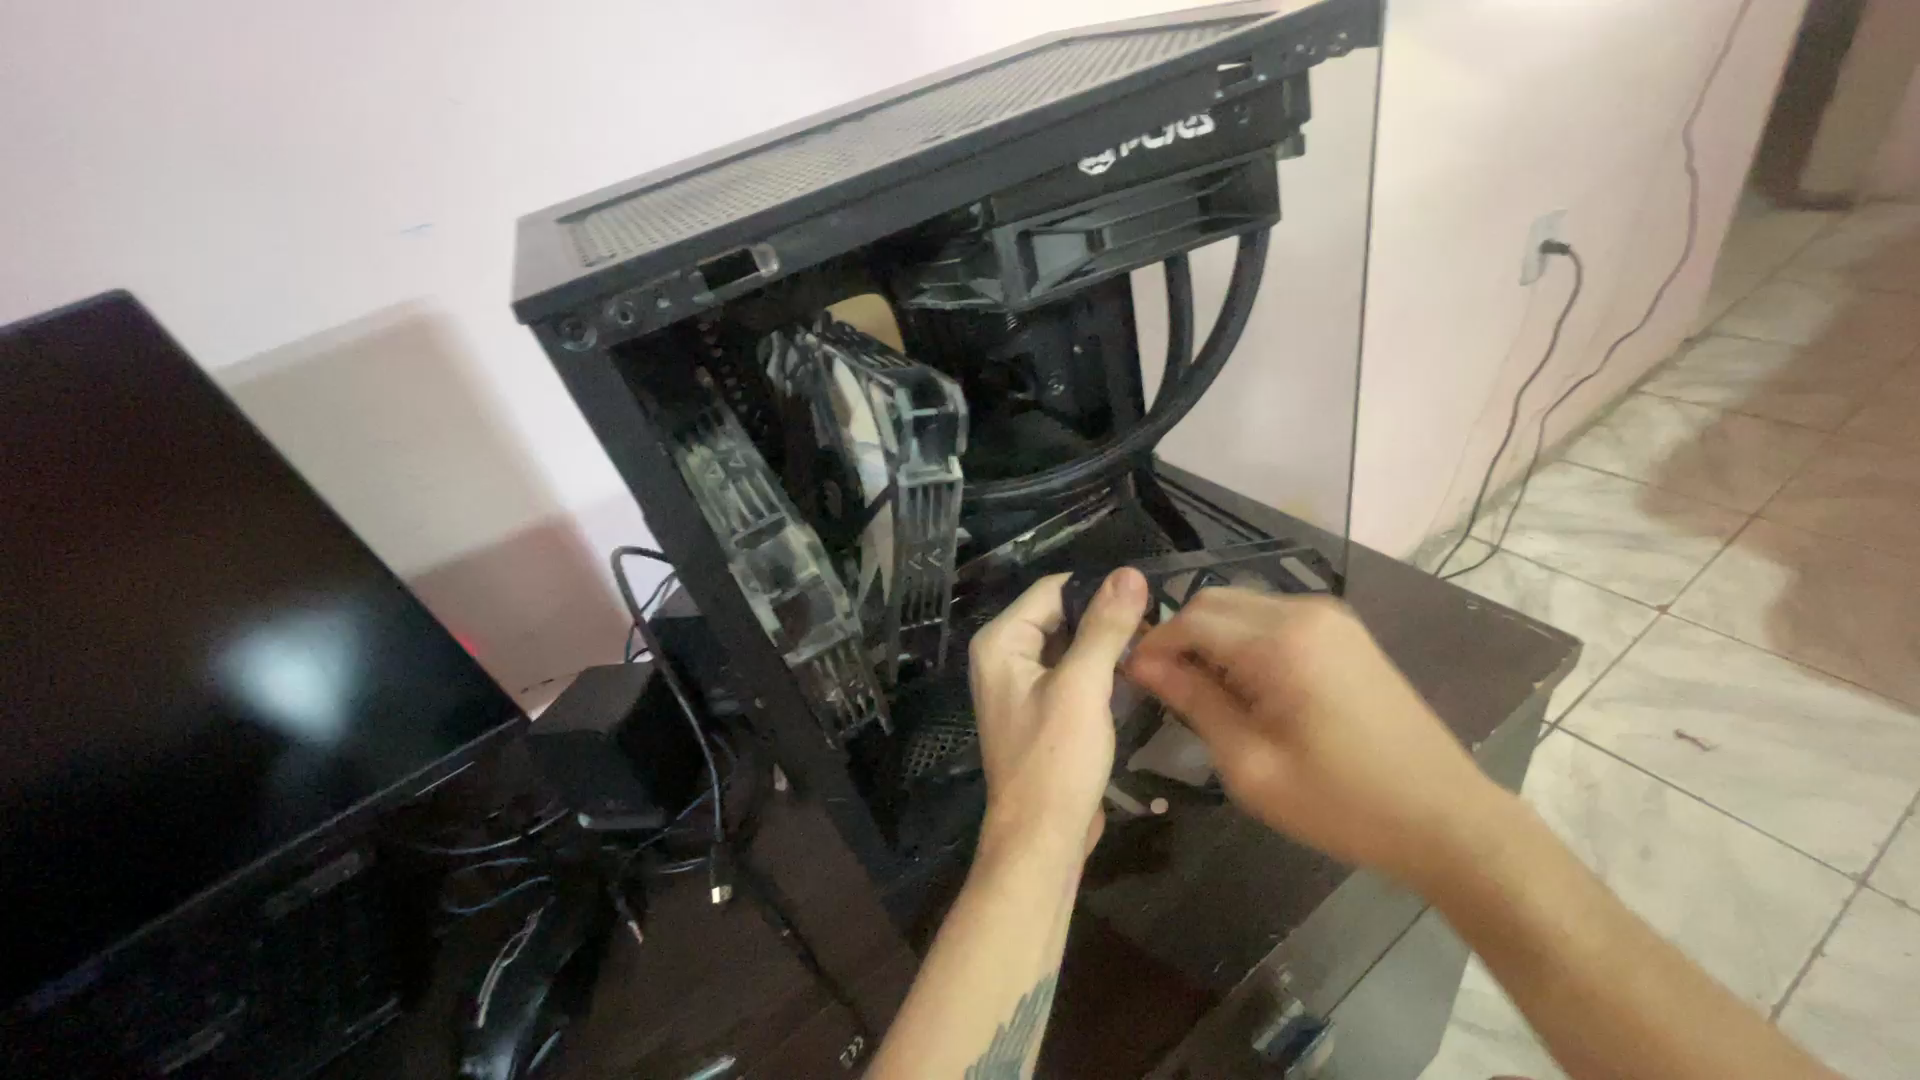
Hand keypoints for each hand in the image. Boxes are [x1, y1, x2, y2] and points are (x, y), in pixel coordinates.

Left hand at [968, 569, 1149, 860]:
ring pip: (1070, 646)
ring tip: (1154, 648)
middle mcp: (1004, 657)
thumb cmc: (1056, 759)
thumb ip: (1104, 628)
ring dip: (1106, 646)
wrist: (1042, 837)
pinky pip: (1072, 675)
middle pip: (1060, 616)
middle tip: (1158, 625)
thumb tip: (1128, 572)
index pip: (1053, 590)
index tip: (1148, 598)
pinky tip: (1135, 677)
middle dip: (1105, 619)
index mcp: (1001, 642)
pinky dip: (1100, 672)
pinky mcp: (1041, 711)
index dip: (1098, 590)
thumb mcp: (1083, 686)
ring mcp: (1021, 686)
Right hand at [1123, 588, 1509, 888]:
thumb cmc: (1340, 802)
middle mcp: (1304, 611)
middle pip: (1214, 600)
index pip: (1191, 619)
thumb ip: (1194, 701)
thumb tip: (1143, 664)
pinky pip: (1274, 619)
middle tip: (1165, 687)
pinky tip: (1246, 686)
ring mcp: (1331, 618)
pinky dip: (1245, 640)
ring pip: (1242, 606)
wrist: (1445, 819)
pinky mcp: (1345, 633)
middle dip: (1180, 636)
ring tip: (1203, 691)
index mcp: (1280, 642)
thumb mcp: (1249, 763)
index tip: (1132, 679)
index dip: (1154, 645)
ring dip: (1212, 637)